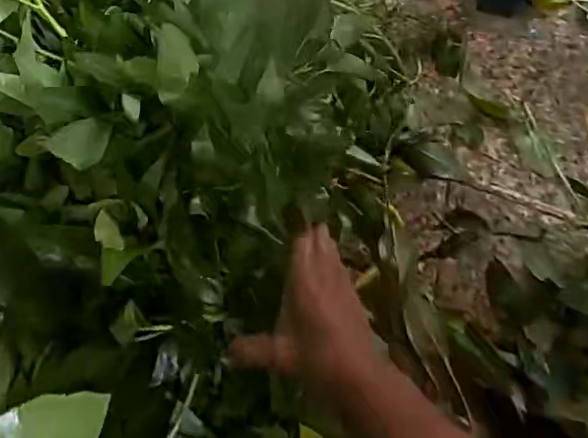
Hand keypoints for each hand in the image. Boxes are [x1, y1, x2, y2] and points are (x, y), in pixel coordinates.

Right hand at [228, 226, 376, 398]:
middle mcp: (324, 273)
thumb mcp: (281, 357)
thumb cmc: (318, 361)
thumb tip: (225, 352)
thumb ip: (252, 350)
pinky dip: (334, 258)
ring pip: (332, 249)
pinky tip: (329, 265)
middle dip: (309, 227)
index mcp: (304, 279)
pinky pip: (342, 265)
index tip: (286, 209)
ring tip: (311, 232)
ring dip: (323, 240)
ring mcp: (342, 282)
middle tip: (295, 217)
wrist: (362, 379)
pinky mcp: (355, 294)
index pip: (302, 239)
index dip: (296, 223)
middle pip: (319, 238)